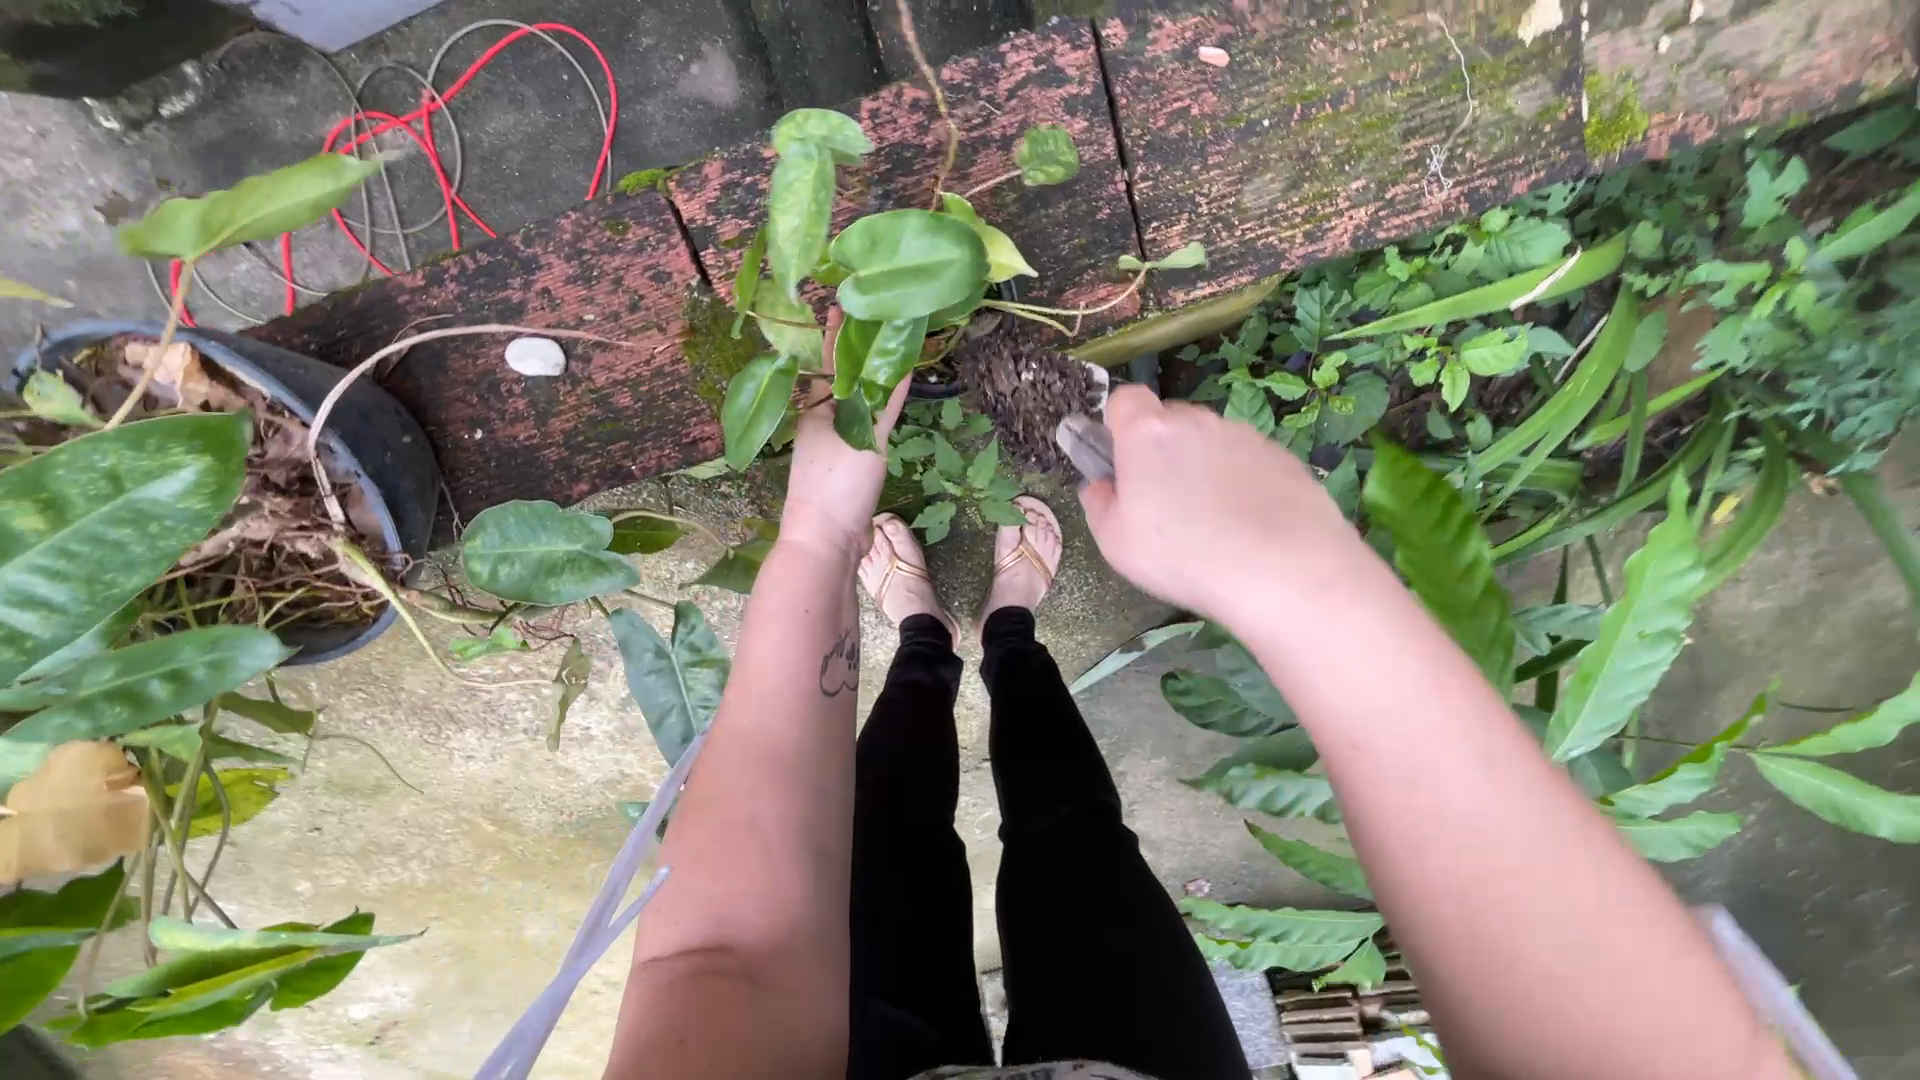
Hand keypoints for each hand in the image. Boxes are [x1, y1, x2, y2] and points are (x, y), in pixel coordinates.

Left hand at [780, 308, 909, 559]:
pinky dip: (872, 420)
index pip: (829, 362)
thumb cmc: (837, 483)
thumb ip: (883, 402)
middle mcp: (819, 425)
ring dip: (864, 387)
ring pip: (849, 409)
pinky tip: (883, 413)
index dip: (837, 335)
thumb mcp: (864, 438)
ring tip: (883, 362)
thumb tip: (901, 360)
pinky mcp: (843, 472)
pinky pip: (859, 435)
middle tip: (872, 327)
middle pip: (840, 383)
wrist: (825, 540)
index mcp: (815, 411)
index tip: (842, 304)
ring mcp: (829, 450)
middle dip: (853, 357)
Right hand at [1078, 385, 1363, 624]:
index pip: (1126, 398)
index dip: (1119, 425)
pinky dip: (1241, 483)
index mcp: (1148, 433)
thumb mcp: (1116, 543)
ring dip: (1203, 467)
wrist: (1284, 570)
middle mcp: (1197, 421)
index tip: (1122, 463)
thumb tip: (1101, 486)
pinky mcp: (1282, 457)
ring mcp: (1244, 435)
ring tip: (1211, 522)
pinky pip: (1247, 462)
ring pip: (1210, 442)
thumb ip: (1099, 504)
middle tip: (1163, 504)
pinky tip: (1247, 527)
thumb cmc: (1182, 555)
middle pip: (1170, 421)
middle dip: (1162, 451)